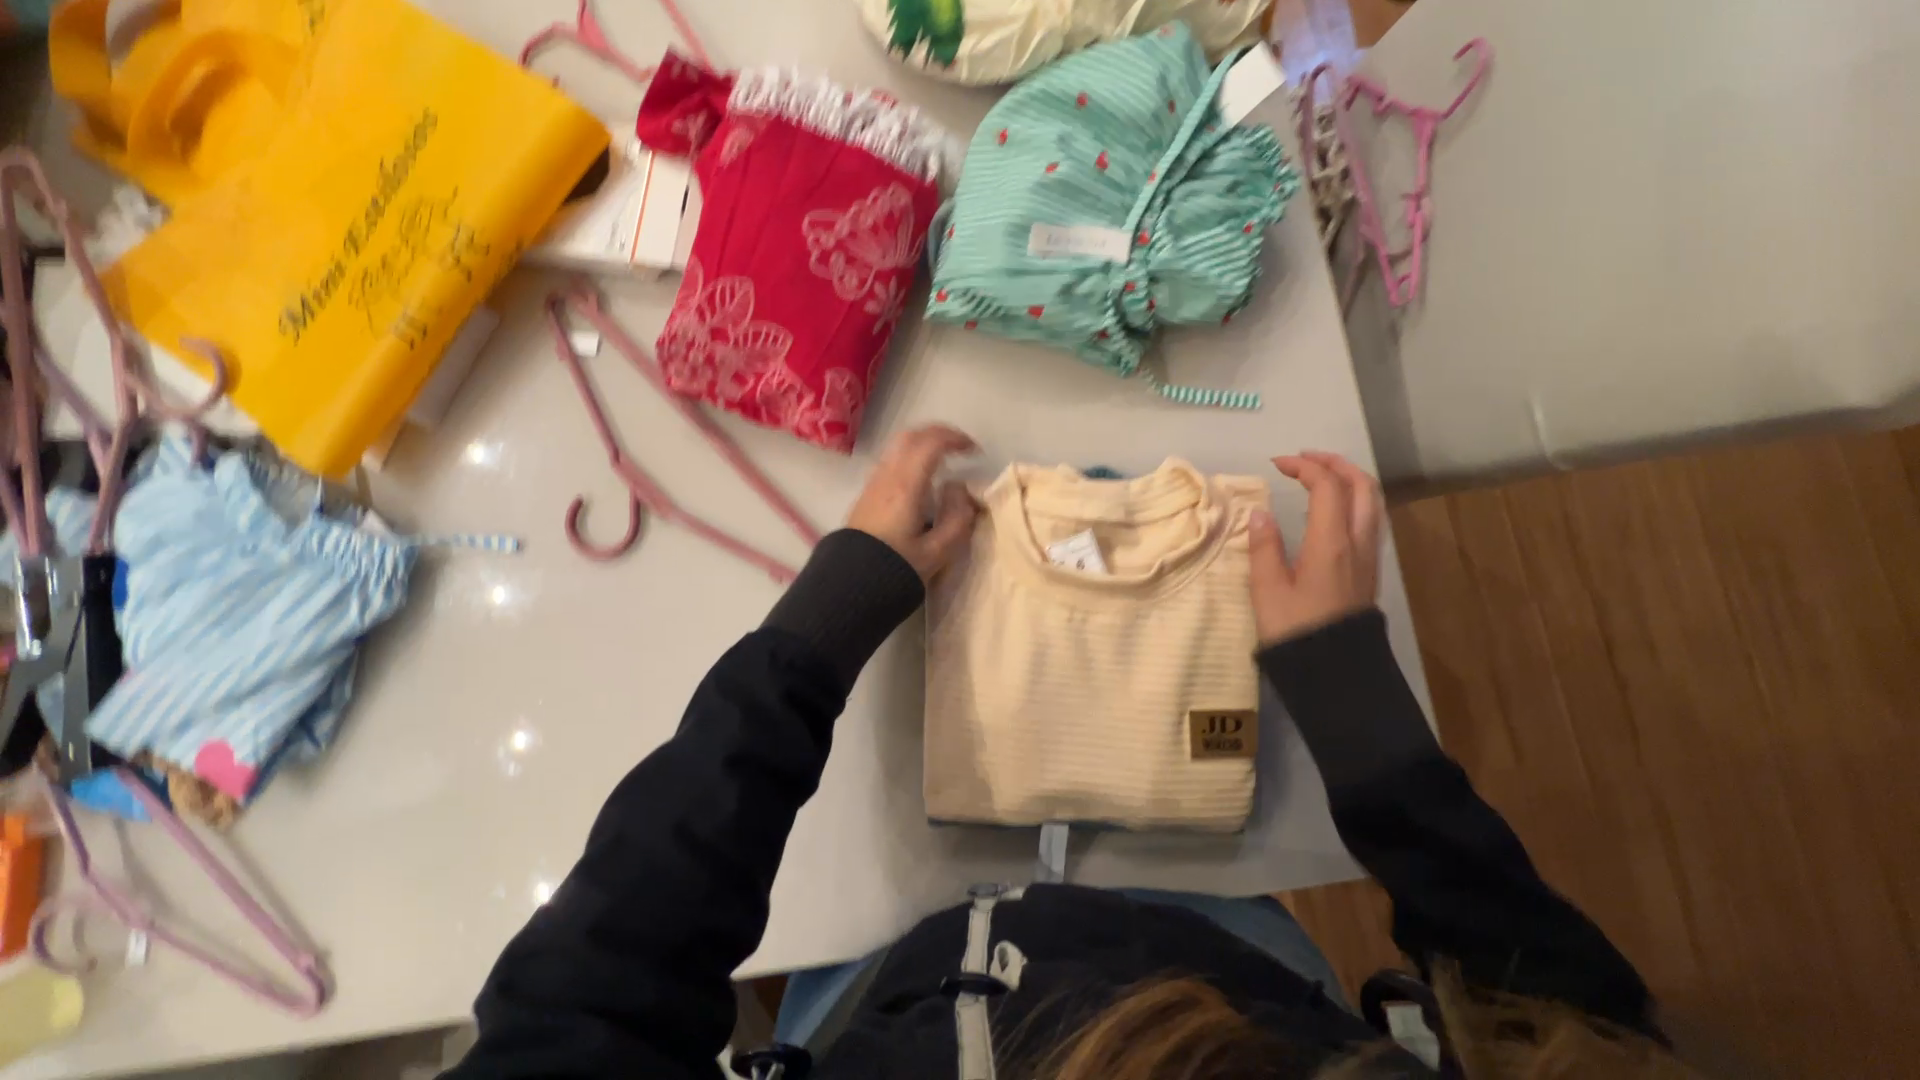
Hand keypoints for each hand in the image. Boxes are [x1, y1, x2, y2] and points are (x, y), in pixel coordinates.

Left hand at [846, 424, 980, 581]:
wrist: (852, 583)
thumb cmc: (897, 567)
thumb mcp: (937, 552)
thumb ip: (958, 519)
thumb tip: (961, 491)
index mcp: (906, 485)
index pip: (931, 443)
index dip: (956, 439)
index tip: (974, 451)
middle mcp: (887, 476)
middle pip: (911, 436)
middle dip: (938, 434)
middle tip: (959, 447)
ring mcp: (873, 483)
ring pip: (897, 447)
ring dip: (922, 445)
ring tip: (941, 461)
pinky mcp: (866, 494)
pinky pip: (890, 463)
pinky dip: (910, 459)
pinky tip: (920, 480)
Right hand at [1248, 451, 1383, 644]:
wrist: (1335, 670)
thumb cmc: (1296, 629)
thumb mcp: (1268, 590)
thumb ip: (1264, 547)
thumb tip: (1260, 514)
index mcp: (1331, 542)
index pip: (1326, 486)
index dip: (1304, 467)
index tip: (1277, 464)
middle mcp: (1358, 541)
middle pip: (1360, 486)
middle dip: (1334, 464)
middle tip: (1305, 460)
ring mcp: (1369, 556)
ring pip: (1372, 502)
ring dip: (1349, 480)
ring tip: (1322, 477)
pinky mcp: (1369, 569)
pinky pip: (1370, 520)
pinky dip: (1353, 501)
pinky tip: (1332, 511)